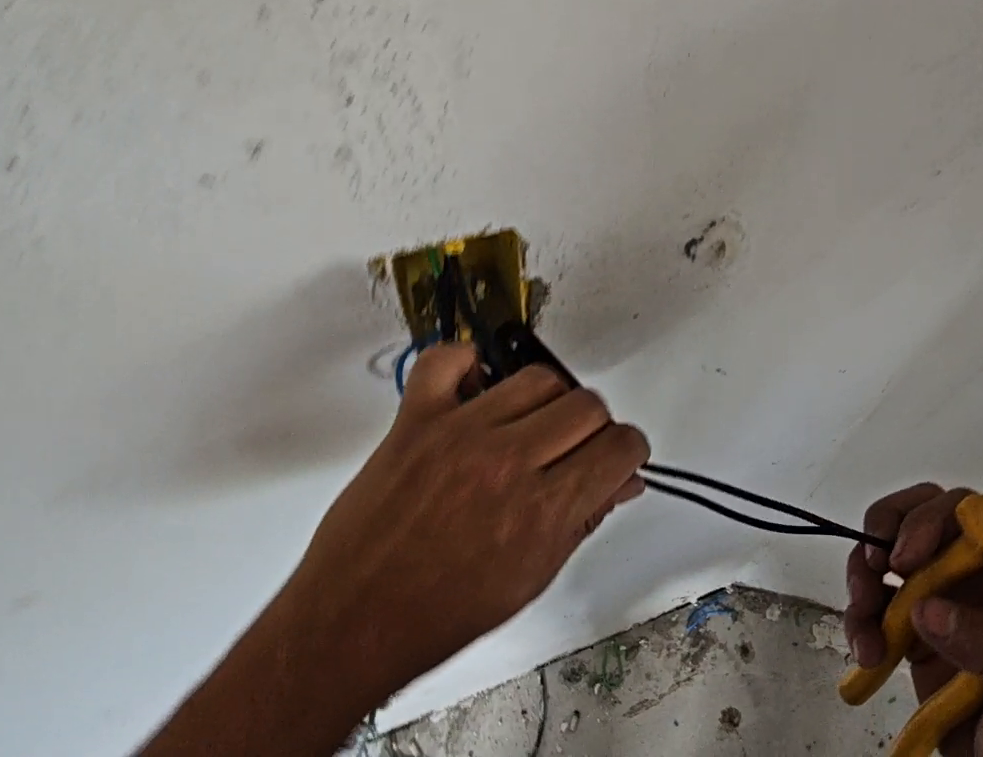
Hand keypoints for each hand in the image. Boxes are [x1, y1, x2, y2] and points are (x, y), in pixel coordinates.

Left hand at [281, 344, 650, 700]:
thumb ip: (583, 519)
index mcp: (543, 510)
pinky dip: (466, 362)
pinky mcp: (415, 420)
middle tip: (574, 447)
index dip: (628, 451)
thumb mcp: (531, 577)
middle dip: (593, 427)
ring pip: (537, 377)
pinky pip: (446, 359)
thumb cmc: (437, 613)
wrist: (354, 621)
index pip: (620, 447)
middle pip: (587, 405)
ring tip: (529, 425)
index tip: (617, 454)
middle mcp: (507, 463)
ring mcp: (459, 434)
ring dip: (545, 399)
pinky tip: (476, 388)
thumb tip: (620, 483)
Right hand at [843, 484, 982, 756]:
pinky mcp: (913, 629)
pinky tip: (864, 652)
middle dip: (896, 529)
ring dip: (866, 572)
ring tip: (862, 618)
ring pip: (896, 547)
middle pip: (934, 515)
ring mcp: (946, 601)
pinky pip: (876, 598)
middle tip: (879, 566)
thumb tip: (928, 608)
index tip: (911, 552)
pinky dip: (858, 615)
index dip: (944, 516)